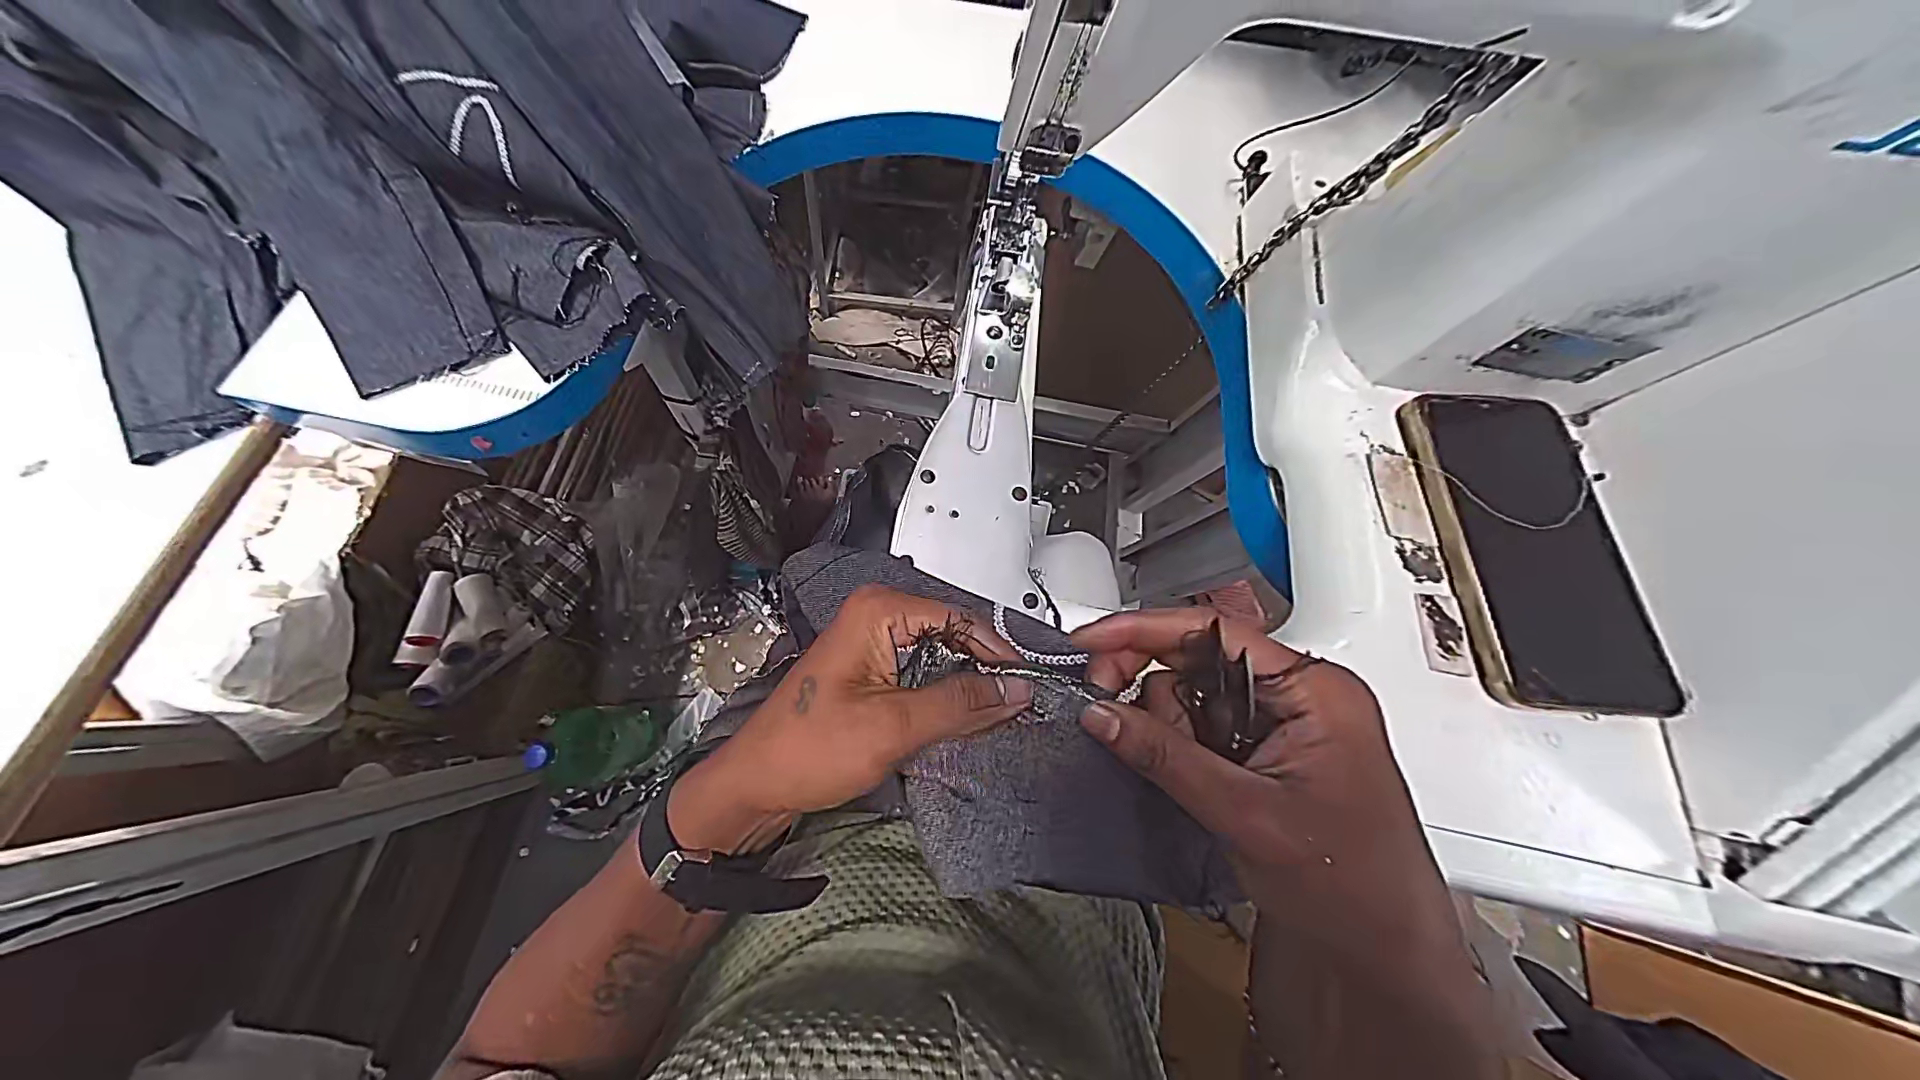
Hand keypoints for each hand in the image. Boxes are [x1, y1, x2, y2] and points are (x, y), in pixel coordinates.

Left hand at [669, 585, 1031, 853]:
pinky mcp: (874, 671)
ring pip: (941, 656)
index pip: (959, 619)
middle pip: (952, 635)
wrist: (755, 784)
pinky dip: (946, 696)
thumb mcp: (894, 726)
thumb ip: (960, 704)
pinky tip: (963, 719)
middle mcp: (876, 617)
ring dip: (967, 687)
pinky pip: (923, 673)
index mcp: (877, 611)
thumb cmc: (803, 750)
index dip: (997, 652)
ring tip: (996, 715)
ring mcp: (874, 644)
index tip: (1025, 683)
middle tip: (1015, 704)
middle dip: (983, 671)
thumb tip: (1013, 690)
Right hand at [1071, 607, 1451, 945]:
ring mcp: (1279, 718)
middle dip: (1144, 678)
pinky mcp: (1261, 742)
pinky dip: (1174, 738)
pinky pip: (1199, 719)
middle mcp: (1297, 693)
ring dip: (1162, 720)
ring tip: (1175, 769)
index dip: (1143, 630)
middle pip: (1196, 653)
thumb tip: (1104, 715)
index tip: (1093, 641)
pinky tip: (1183, 771)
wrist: (1379, 950)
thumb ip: (1166, 756)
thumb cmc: (1352, 887)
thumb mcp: (1245, 814)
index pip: (1213, 631)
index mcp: (1315, 690)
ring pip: (1191, 689)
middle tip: (1106, 706)